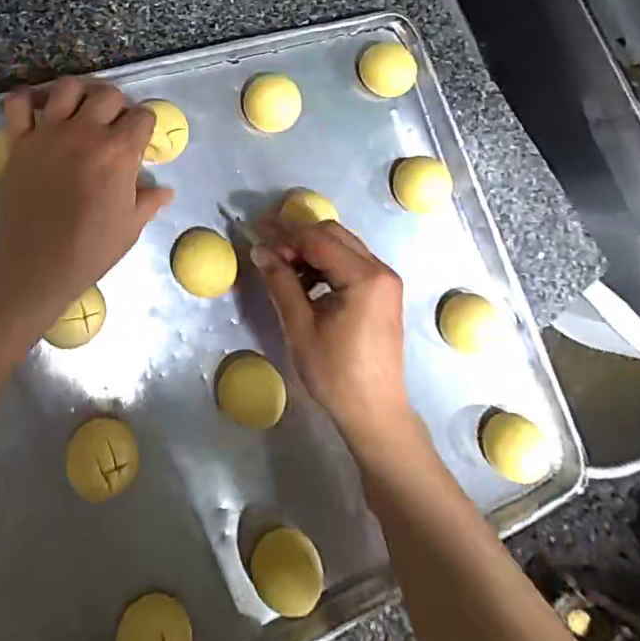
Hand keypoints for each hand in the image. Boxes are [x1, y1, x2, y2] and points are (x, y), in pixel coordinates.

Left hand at [0, 77, 173, 315]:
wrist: (34, 263)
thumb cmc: (89, 250)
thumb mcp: (130, 227)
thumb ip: (149, 201)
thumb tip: (165, 191)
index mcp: (118, 152)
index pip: (142, 116)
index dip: (145, 127)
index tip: (140, 141)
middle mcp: (85, 132)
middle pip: (108, 94)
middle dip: (117, 106)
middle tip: (112, 126)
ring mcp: (48, 133)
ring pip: (67, 87)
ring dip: (79, 93)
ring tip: (79, 111)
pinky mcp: (18, 141)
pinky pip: (18, 103)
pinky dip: (26, 99)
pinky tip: (36, 110)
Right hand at [251, 221, 412, 450]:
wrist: (374, 411)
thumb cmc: (335, 373)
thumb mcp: (300, 326)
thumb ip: (280, 282)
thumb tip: (260, 250)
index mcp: (364, 277)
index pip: (317, 239)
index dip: (284, 233)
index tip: (255, 229)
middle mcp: (380, 271)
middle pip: (333, 235)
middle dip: (297, 237)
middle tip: (266, 247)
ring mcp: (385, 282)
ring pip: (342, 246)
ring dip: (310, 249)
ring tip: (280, 265)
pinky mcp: (382, 293)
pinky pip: (350, 263)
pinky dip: (325, 264)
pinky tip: (303, 281)